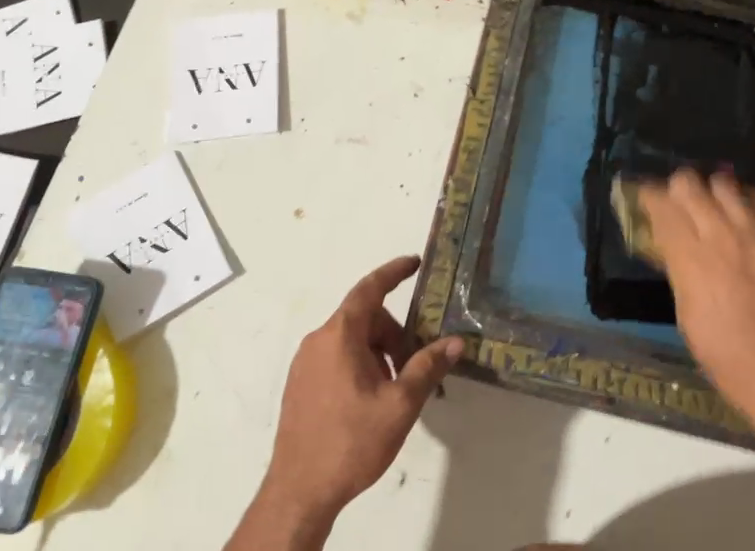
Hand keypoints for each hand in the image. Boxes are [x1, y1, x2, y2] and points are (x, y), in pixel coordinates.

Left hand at [261, 256, 463, 520]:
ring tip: (395, 391)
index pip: (370, 289)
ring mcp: (304, 363)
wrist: (299, 490)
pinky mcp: (300, 384)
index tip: (415, 263)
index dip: (393, 272)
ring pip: (350, 341)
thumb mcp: (400, 405)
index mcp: (340, 335)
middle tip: (415, 365)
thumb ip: (428, 367)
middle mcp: (318, 340)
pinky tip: (371, 401)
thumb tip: (455, 342)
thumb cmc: (351, 441)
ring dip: (377, 353)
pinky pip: (336, 358)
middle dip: (394, 334)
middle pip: (364, 319)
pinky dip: (359, 365)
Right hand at [640, 169, 754, 421]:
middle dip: (675, 188)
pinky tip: (743, 213)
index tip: (642, 198)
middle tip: (676, 202)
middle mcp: (721, 234)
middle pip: (689, 183)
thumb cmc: (724, 354)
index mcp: (691, 257)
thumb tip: (666, 244)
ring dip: (711, 190)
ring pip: (725, 183)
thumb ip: (677, 268)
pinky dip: (746, 200)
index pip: (661, 205)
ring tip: (711, 205)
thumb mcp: (685, 312)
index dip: (647, 196)